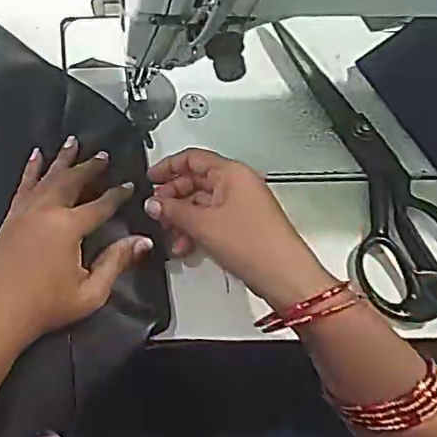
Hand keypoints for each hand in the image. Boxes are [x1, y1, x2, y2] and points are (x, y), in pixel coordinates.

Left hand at [0, 136, 151, 351]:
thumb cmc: (41, 306)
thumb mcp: (90, 292)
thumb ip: (116, 262)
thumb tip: (139, 243)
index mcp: (67, 227)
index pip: (100, 204)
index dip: (117, 194)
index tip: (127, 187)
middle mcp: (45, 212)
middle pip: (73, 180)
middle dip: (90, 166)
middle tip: (102, 156)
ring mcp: (24, 212)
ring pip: (47, 176)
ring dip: (62, 159)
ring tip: (72, 143)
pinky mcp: (11, 218)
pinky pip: (24, 185)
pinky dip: (31, 169)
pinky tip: (35, 159)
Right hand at [146, 148, 337, 309]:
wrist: (285, 277)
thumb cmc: (257, 246)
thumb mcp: (201, 224)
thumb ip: (172, 209)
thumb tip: (154, 203)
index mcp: (232, 173)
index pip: (191, 158)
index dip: (167, 167)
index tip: (151, 178)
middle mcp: (239, 184)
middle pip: (195, 180)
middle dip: (172, 196)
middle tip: (155, 209)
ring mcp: (243, 205)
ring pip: (202, 202)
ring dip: (182, 216)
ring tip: (169, 232)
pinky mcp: (244, 224)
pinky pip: (212, 218)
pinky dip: (195, 228)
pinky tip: (185, 244)